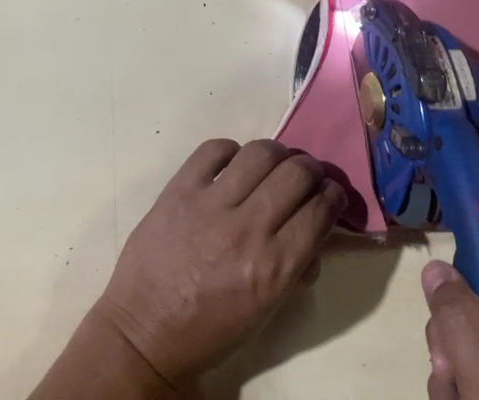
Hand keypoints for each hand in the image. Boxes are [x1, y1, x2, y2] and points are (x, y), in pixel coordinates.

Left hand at [92, 139, 346, 387]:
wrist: (145, 330)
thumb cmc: (210, 329)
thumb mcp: (266, 310)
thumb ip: (295, 269)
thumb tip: (314, 235)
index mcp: (274, 267)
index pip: (320, 211)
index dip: (333, 196)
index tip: (330, 194)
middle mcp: (248, 229)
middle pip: (296, 173)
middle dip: (311, 169)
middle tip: (306, 175)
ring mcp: (211, 205)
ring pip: (259, 153)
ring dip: (276, 154)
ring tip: (273, 163)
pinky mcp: (179, 189)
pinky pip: (213, 149)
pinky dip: (229, 150)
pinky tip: (232, 164)